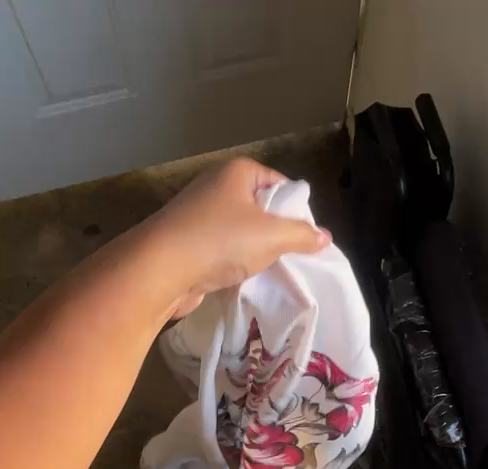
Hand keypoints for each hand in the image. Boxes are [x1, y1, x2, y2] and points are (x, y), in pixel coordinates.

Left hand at [135, 158, 332, 318]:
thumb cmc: (221, 241)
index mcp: (238, 171)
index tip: (306, 236)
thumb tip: (325, 237)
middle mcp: (217, 185)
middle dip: (277, 232)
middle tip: (292, 256)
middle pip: (261, 208)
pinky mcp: (190, 241)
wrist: (162, 269)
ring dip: (256, 251)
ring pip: (242, 231)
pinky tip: (244, 279)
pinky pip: (224, 249)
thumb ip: (302, 235)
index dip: (296, 209)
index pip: (280, 184)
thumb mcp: (273, 236)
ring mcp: (200, 213)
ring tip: (270, 270)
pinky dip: (235, 262)